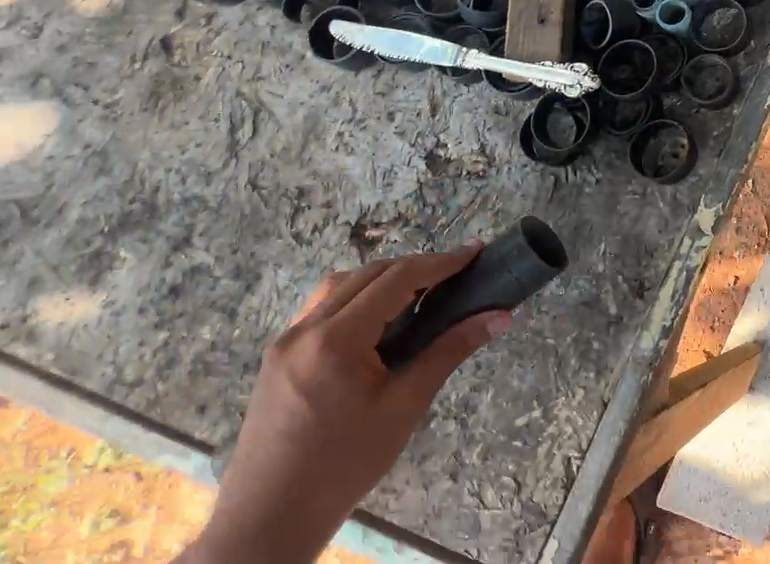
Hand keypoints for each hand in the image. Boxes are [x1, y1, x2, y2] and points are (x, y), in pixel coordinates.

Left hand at [178, 246, 510, 563]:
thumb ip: (451, 351)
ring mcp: (285, 343)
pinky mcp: (278, 358)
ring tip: (423, 290)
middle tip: (459, 271)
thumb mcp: (406, 405)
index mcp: (336, 340)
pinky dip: (357, 297)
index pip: (397, 279)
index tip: (477, 252)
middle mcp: (305, 331)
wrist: (268, 518)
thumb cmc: (344, 463)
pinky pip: (321, 308)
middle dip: (416, 265)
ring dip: (384, 278)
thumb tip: (501, 317)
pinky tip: (380, 318)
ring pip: (340, 286)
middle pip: (368, 274)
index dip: (441, 262)